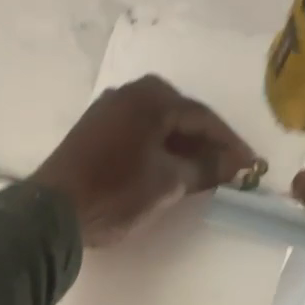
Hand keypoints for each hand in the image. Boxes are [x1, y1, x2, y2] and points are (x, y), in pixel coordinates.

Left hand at [32, 76, 261, 246]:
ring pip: (159, 126)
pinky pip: (139, 135)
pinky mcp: (94, 132)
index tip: (251, 165)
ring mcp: (108, 110)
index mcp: (152, 97)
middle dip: (207, 144)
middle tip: (229, 169)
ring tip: (204, 174)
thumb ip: (203, 169)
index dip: (230, 144)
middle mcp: (130, 93)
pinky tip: (170, 171)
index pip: (204, 118)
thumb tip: (231, 165)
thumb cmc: (116, 192)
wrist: (53, 211)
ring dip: (183, 148)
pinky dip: (159, 151)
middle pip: (181, 117)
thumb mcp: (167, 183)